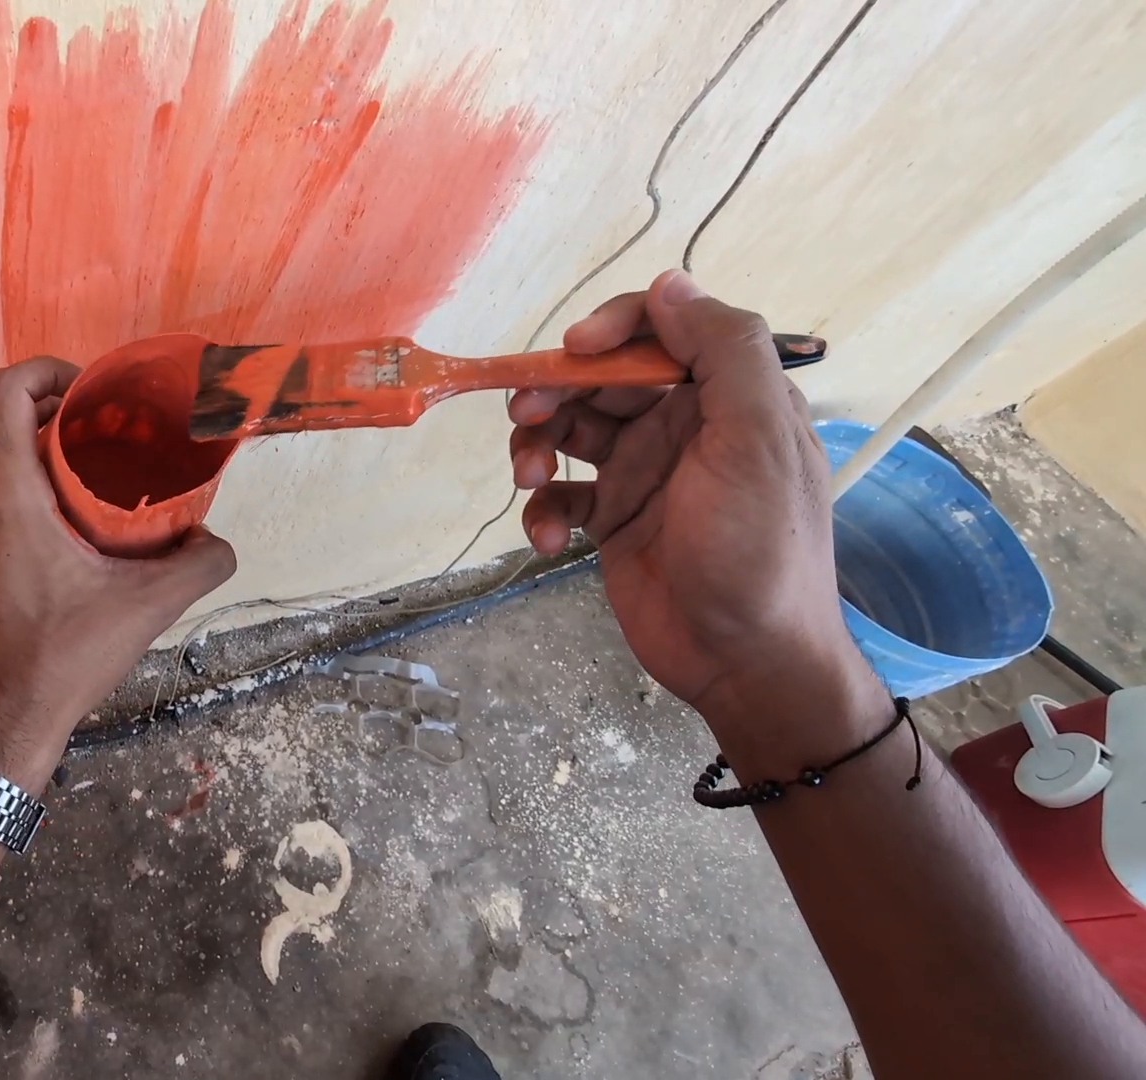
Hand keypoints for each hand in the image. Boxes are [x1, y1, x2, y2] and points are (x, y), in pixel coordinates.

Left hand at [0, 357, 237, 786]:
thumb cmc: (60, 658)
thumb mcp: (145, 608)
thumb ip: (198, 565)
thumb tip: (218, 542)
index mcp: (7, 494)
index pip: (4, 390)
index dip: (48, 370)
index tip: (96, 391)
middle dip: (49, 402)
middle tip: (103, 422)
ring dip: (34, 439)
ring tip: (94, 461)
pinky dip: (25, 475)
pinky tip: (74, 513)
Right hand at [509, 270, 885, 752]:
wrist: (742, 658)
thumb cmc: (756, 546)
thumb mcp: (754, 440)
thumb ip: (723, 351)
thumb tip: (671, 283)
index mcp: (721, 397)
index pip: (659, 332)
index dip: (611, 329)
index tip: (572, 352)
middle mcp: (676, 427)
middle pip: (596, 383)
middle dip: (554, 394)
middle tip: (525, 420)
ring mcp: (638, 474)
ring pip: (565, 435)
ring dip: (536, 451)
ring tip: (529, 484)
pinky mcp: (607, 520)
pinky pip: (559, 496)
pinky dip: (542, 511)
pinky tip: (550, 539)